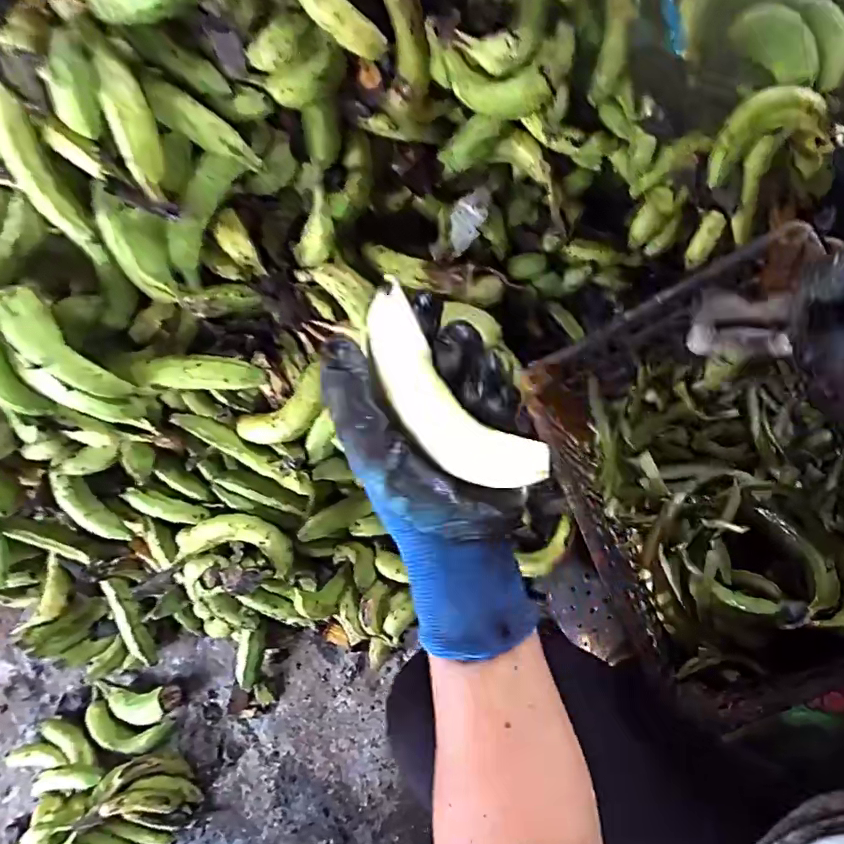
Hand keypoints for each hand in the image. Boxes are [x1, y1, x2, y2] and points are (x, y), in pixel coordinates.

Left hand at [321, 337, 535, 661]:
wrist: (462, 539)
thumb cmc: (409, 497)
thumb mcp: (369, 449)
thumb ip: (352, 399)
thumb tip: (336, 343)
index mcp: (400, 405)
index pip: (407, 351)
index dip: (413, 324)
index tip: (422, 303)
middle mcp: (437, 405)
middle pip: (450, 355)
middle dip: (453, 346)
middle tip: (454, 347)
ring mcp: (474, 417)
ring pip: (482, 371)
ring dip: (479, 367)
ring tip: (475, 377)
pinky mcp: (505, 433)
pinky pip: (507, 398)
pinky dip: (501, 393)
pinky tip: (494, 398)